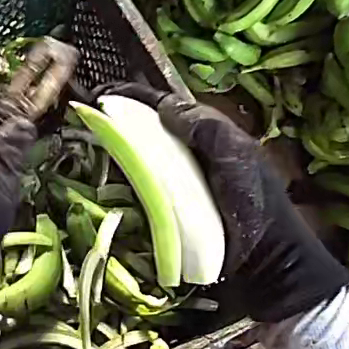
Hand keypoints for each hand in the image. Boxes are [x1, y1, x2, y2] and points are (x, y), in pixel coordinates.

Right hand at [104, 85, 348, 321]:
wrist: (261, 254)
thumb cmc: (254, 202)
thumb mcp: (236, 155)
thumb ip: (205, 127)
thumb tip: (163, 107)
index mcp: (204, 133)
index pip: (162, 105)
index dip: (133, 96)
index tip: (103, 94)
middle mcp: (185, 152)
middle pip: (144, 128)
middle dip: (116, 119)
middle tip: (87, 117)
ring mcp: (174, 181)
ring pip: (137, 156)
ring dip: (114, 149)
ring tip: (88, 143)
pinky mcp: (165, 207)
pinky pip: (137, 187)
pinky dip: (120, 181)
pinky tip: (102, 178)